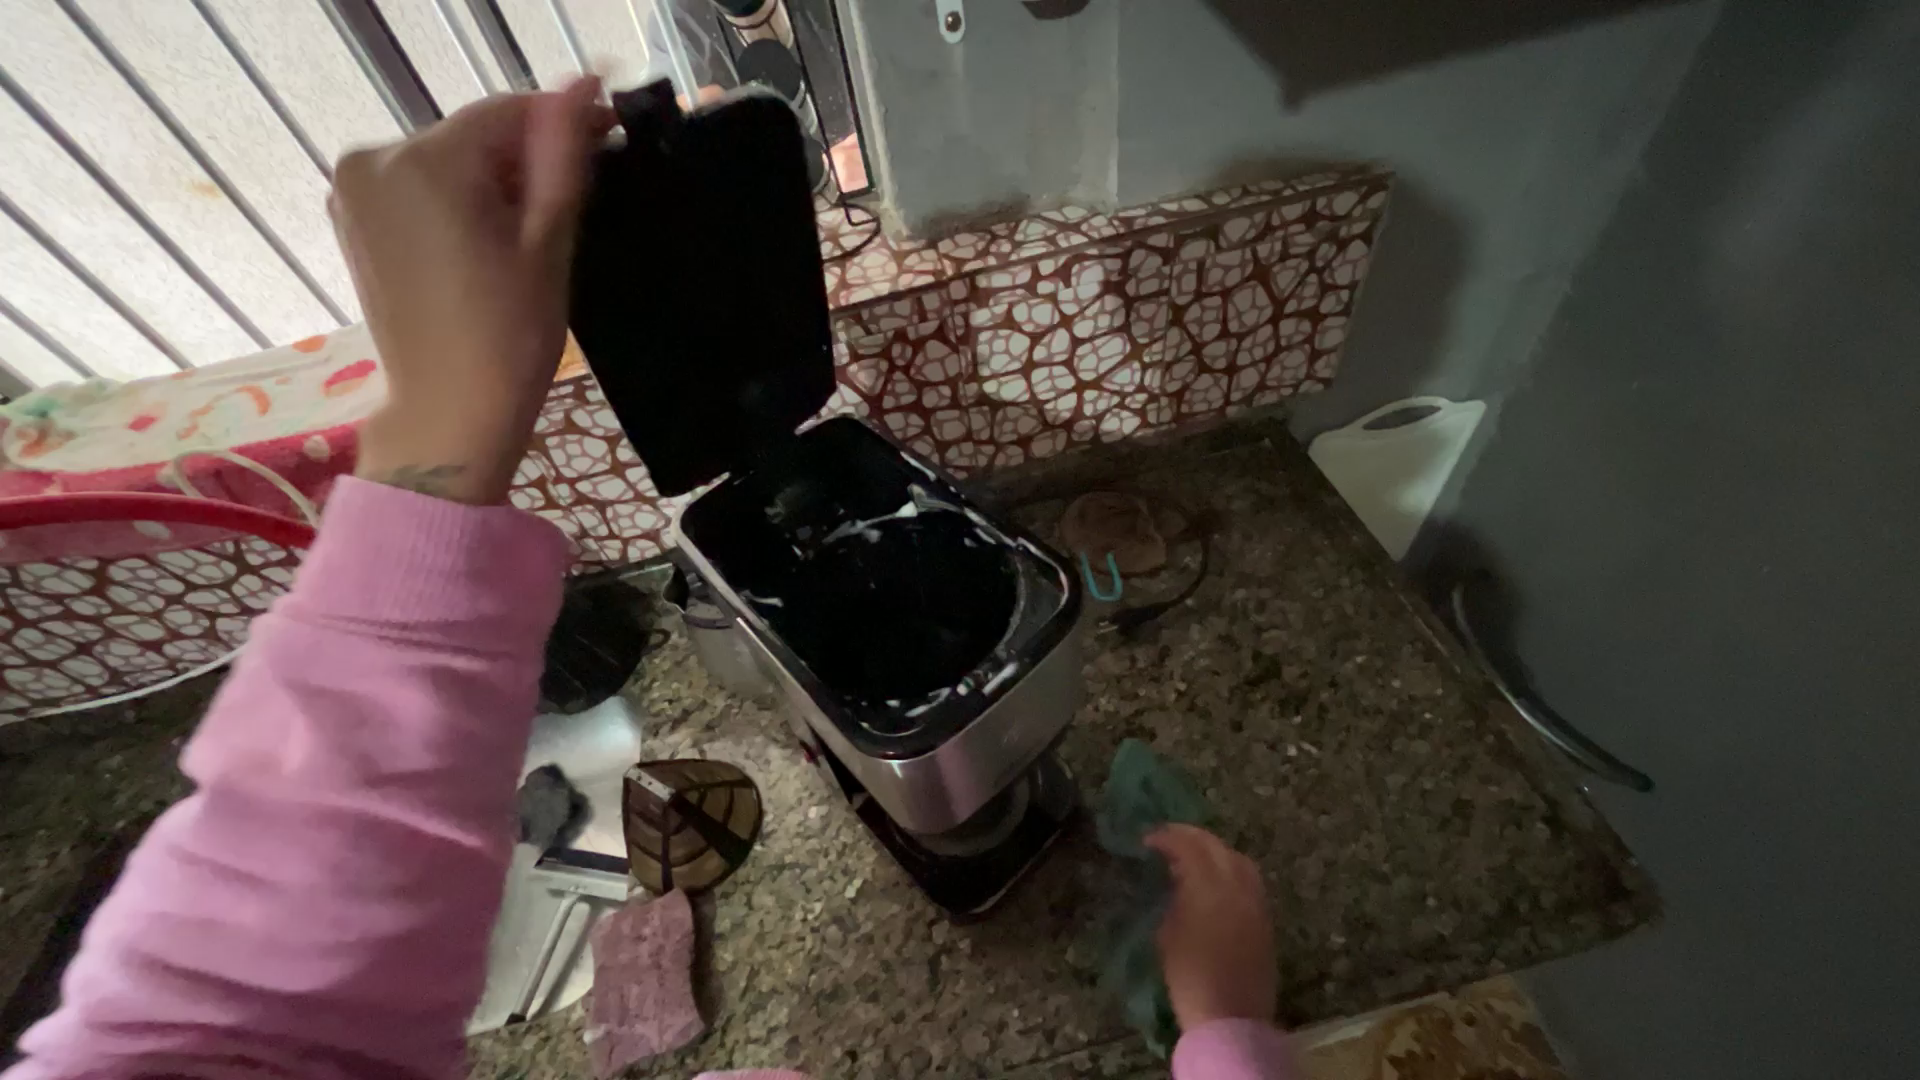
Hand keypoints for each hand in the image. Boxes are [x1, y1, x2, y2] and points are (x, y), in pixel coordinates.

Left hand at [330, 77, 612, 503]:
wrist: (452, 409)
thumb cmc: (512, 335)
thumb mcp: (548, 245)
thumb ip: (562, 159)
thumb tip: (584, 87)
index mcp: (424, 161)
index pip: (507, 112)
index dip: (564, 120)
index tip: (611, 135)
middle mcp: (372, 157)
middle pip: (473, 137)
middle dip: (525, 162)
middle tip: (568, 215)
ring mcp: (353, 188)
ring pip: (448, 162)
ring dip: (494, 184)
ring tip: (526, 242)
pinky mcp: (352, 218)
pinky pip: (420, 189)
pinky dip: (459, 204)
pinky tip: (485, 250)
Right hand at [1144, 824, 1277, 1030]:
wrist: (1230, 1018)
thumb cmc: (1189, 975)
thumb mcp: (1167, 930)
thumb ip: (1174, 895)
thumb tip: (1175, 879)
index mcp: (1208, 886)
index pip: (1187, 845)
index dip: (1165, 837)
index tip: (1147, 840)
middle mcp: (1236, 885)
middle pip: (1215, 845)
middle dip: (1189, 836)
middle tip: (1168, 838)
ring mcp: (1255, 901)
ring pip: (1237, 858)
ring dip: (1214, 850)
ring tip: (1194, 855)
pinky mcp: (1265, 918)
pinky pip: (1249, 879)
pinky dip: (1230, 868)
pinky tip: (1215, 879)